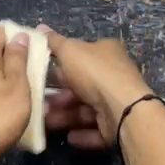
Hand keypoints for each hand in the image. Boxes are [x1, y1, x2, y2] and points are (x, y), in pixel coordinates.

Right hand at [41, 27, 151, 150]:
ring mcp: (118, 102)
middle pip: (82, 86)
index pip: (83, 56)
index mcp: (107, 53)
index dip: (64, 65)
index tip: (45, 74)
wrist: (124, 109)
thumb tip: (40, 27)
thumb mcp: (70, 51)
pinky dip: (82, 133)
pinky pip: (97, 129)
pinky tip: (69, 137)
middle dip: (61, 96)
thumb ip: (54, 42)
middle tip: (42, 104)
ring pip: (87, 109)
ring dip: (67, 116)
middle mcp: (114, 76)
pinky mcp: (118, 125)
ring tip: (48, 122)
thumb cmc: (95, 74)